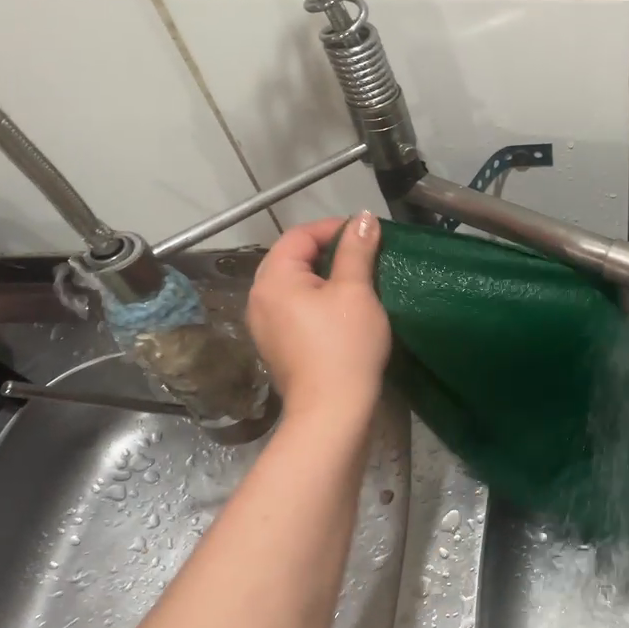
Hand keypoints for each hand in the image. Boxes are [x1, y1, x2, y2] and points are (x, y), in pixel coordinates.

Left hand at [247, 212, 390, 417]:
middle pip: (292, 258)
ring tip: (359, 281)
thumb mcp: (356, 291)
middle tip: (366, 256)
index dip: (335, 228)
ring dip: (325, 276)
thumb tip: (364, 218)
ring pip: (294, 284)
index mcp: (274, 279)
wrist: (332, 409)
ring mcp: (265, 324)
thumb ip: (357, 250)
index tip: (369, 236)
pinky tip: (343, 310)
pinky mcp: (278, 345)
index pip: (299, 235)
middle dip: (329, 251)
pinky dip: (318, 299)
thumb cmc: (346, 345)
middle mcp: (259, 298)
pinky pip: (295, 308)